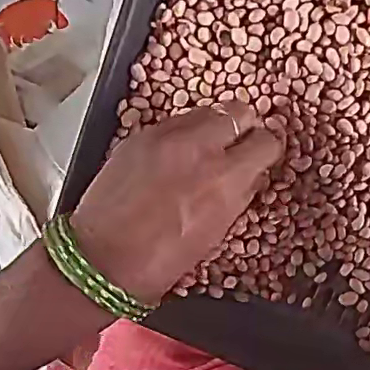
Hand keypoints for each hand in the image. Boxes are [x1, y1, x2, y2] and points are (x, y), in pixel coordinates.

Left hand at [71, 101, 283, 302]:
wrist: (102, 258)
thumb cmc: (162, 259)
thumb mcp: (215, 232)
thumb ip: (239, 195)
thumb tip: (252, 174)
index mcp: (225, 178)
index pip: (266, 141)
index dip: (267, 149)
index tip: (262, 156)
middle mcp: (199, 148)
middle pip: (240, 111)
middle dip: (244, 127)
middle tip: (238, 146)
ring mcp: (166, 136)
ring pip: (207, 111)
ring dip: (214, 127)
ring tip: (206, 150)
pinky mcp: (140, 135)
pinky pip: (175, 121)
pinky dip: (184, 133)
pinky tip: (176, 156)